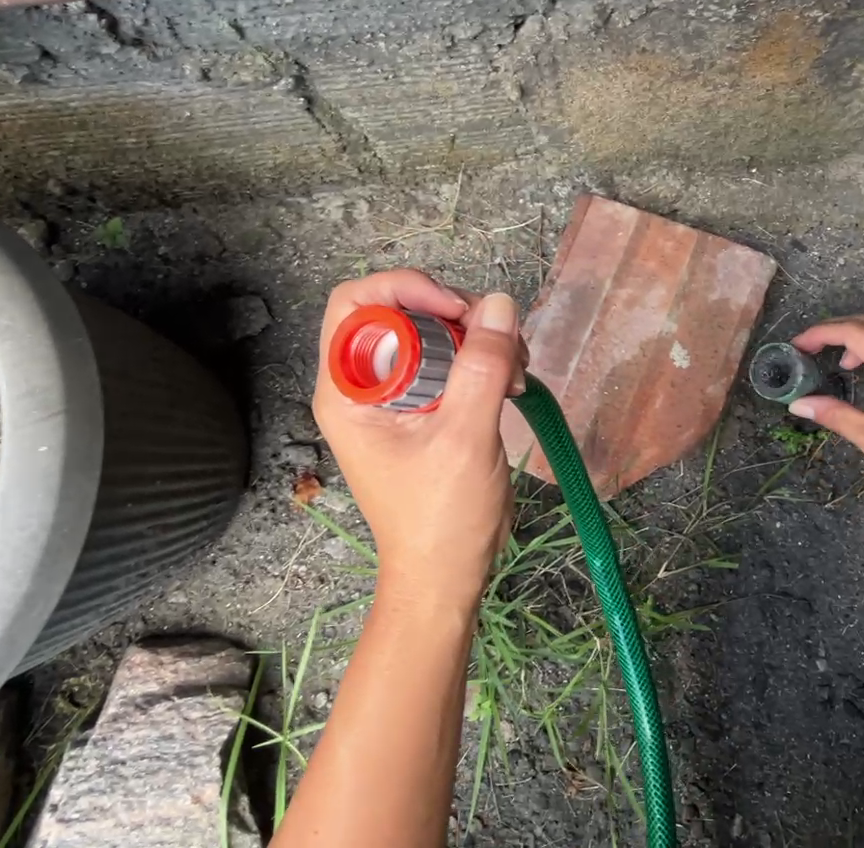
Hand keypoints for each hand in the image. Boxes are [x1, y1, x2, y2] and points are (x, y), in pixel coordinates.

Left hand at [312, 270, 527, 606]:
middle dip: (456, 316)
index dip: (407, 290)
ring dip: (479, 338)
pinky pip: (453, 359)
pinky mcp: (427, 407)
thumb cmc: (442, 516)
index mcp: (348, 391)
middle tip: (502, 341)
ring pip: (434, 333)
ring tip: (515, 369)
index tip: (459, 311)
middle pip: (402, 311)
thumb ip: (481, 368)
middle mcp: (365, 386)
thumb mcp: (464, 438)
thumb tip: (499, 304)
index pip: (357, 304)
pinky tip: (512, 381)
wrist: (447, 573)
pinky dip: (485, 359)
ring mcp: (397, 397)